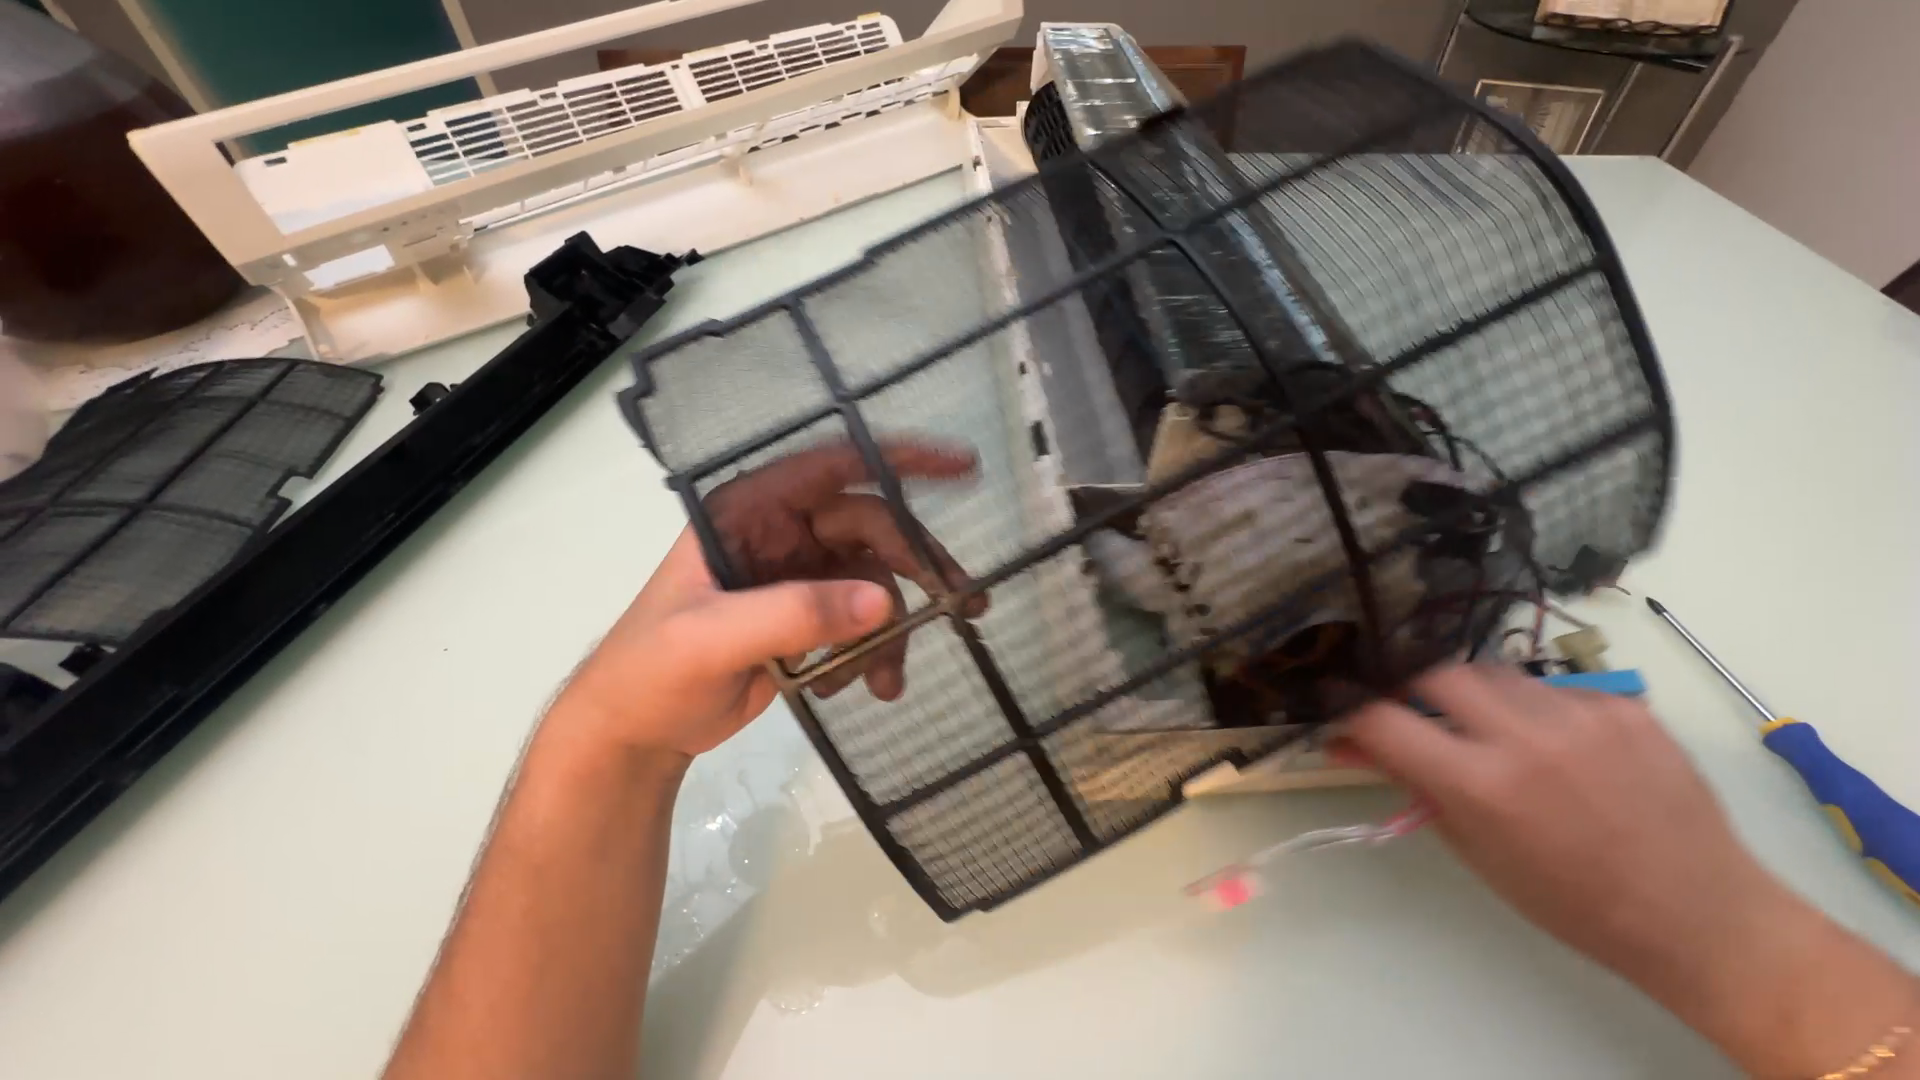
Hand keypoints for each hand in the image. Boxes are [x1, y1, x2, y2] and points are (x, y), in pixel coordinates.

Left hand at [552, 440, 979, 759]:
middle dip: (920, 566)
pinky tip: (852, 689)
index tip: (961, 466)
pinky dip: (871, 655)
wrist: (635, 732)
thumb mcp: (711, 639)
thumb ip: (793, 614)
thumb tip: (883, 603)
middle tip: (965, 603)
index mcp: (751, 512)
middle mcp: (783, 533)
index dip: (897, 460)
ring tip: (889, 684)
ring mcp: (799, 576)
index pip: (832, 467)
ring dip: (894, 631)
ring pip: (876, 582)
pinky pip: (864, 623)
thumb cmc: (651, 671)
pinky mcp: (810, 619)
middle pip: (873, 529)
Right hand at [1340, 665, 1919, 1076]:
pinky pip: (1553, 686)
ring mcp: (1583, 716)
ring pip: (1491, 670)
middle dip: (1410, 689)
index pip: (1383, 719)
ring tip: (1487, 728)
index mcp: (1482, 784)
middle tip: (1414, 714)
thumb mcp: (1473, 848)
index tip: (1339, 711)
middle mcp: (1527, 737)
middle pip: (1434, 673)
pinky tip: (1553, 742)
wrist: (1702, 918)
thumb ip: (1411, 783)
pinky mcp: (1626, 707)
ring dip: (1472, 693)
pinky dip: (1534, 707)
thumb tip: (1346, 744)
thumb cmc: (1570, 901)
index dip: (1349, 711)